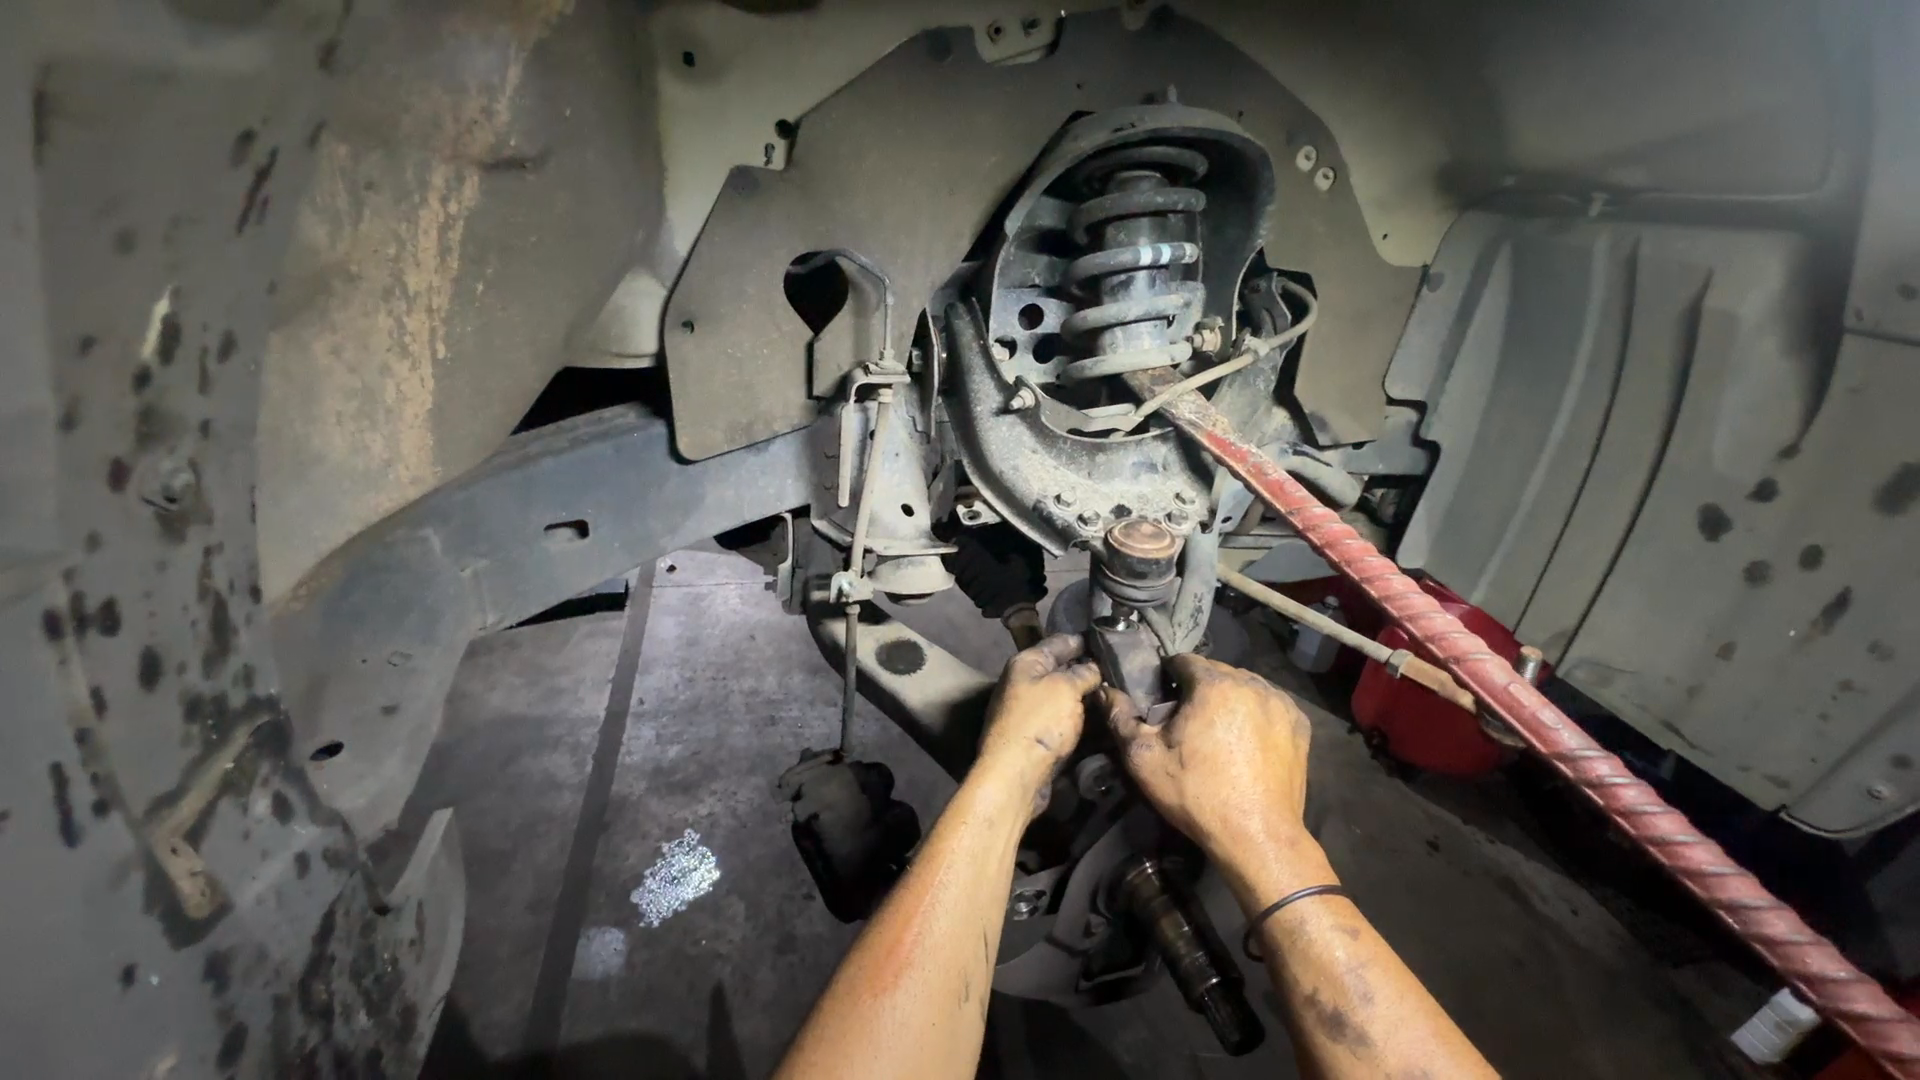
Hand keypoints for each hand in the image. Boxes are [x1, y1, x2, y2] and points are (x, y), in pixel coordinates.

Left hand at [977, 634, 1101, 801]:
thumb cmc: (1039, 722)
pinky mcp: (1037, 736)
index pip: (1059, 642)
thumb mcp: (1066, 688)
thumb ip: (1082, 673)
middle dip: (1087, 670)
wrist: (1016, 774)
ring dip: (1086, 697)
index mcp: (1026, 662)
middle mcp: (1024, 682)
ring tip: (1116, 693)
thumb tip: (1093, 666)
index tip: (1108, 639)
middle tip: (1119, 669)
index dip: (1083, 640)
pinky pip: (1064, 720)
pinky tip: (1101, 719)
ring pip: (1064, 697)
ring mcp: (1029, 711)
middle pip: (1061, 670)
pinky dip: (1081, 719)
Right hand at [1103, 653, 1314, 877]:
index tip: (1161, 702)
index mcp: (1214, 684)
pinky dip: (1254, 712)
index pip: (1183, 661)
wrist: (1258, 836)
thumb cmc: (1197, 794)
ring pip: (1244, 686)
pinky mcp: (1299, 725)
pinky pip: (1268, 704)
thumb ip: (1121, 718)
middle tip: (1185, 721)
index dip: (1167, 678)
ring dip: (1227, 698)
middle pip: (1216, 671)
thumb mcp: (1144, 759)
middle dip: (1198, 688)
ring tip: (1216, 731)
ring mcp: (1281, 703)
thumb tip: (1105, 692)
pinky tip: (1244, 740)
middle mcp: (1252, 684)